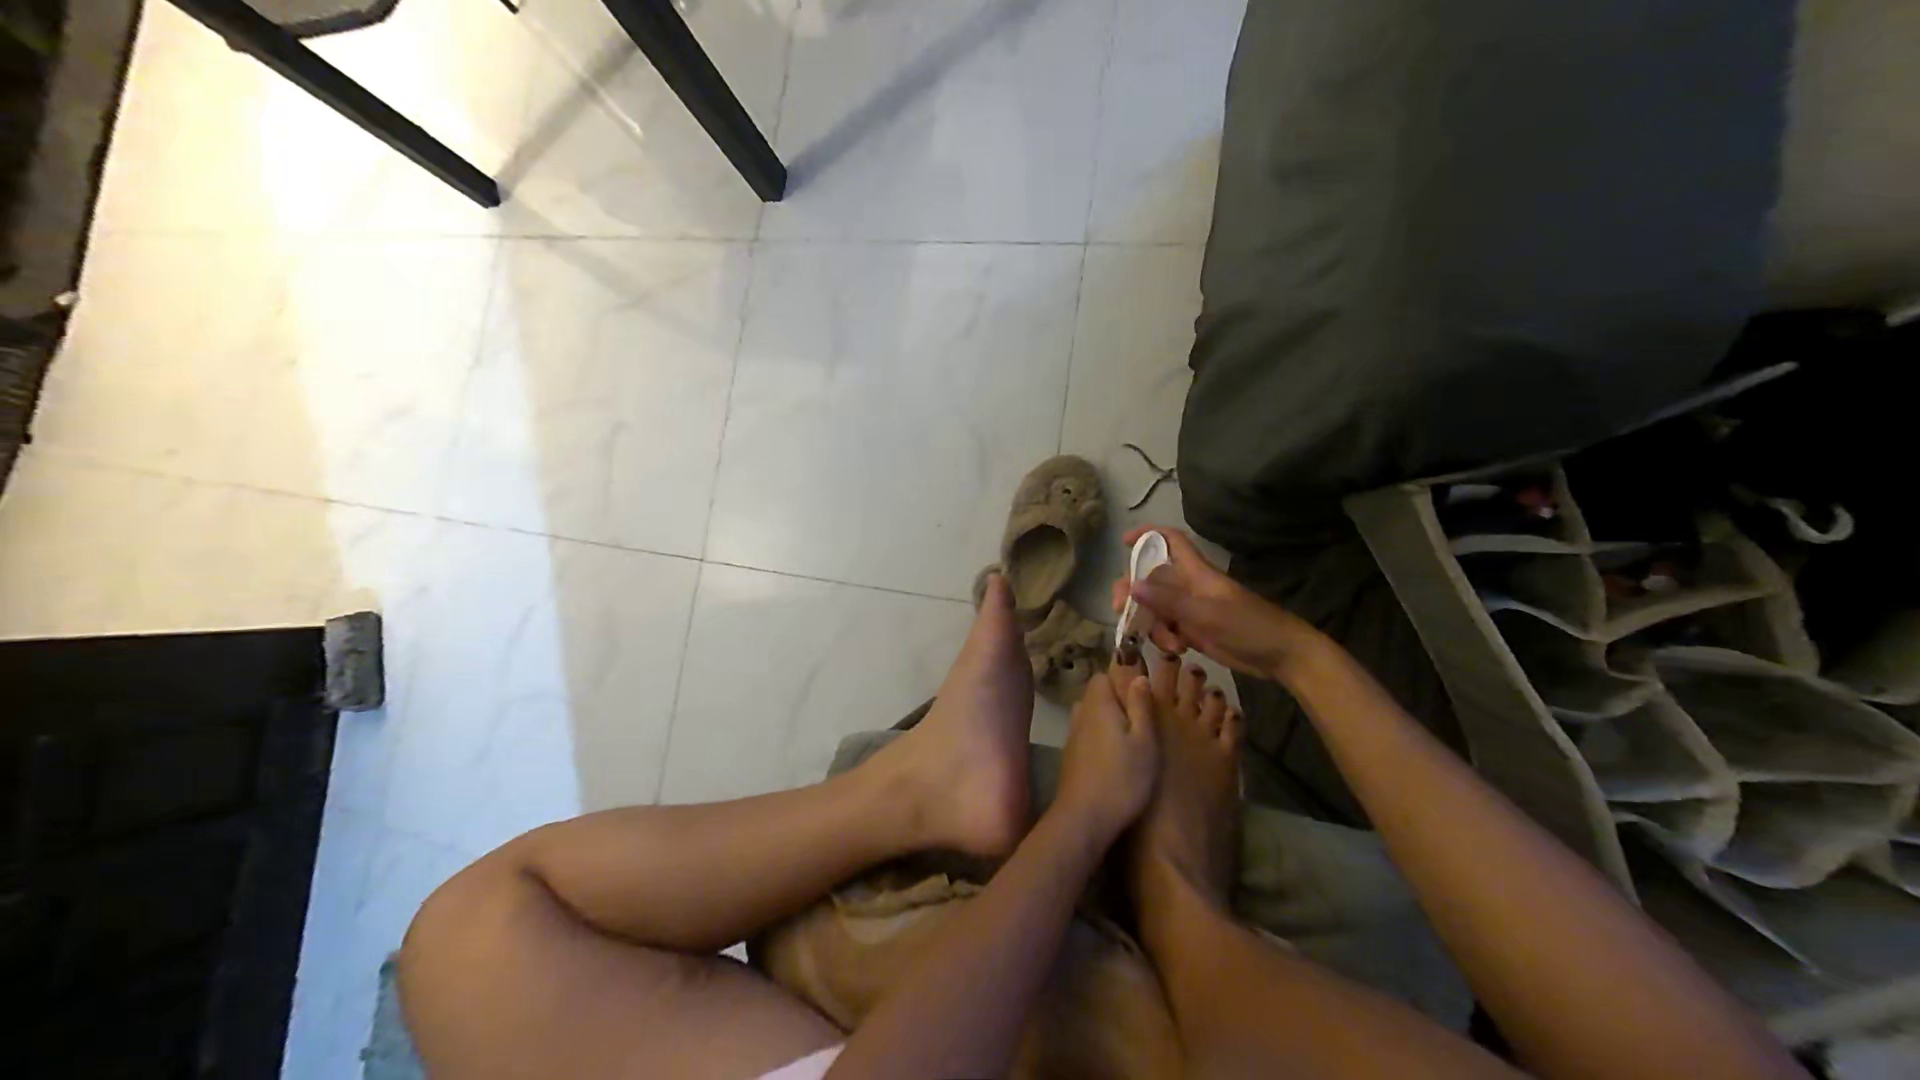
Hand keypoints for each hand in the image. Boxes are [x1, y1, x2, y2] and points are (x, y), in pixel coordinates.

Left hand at [1053, 666, 1157, 841]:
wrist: (1084, 817)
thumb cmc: (1122, 777)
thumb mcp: (1144, 740)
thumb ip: (1141, 706)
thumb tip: (1139, 677)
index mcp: (1099, 702)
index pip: (1104, 674)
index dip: (1123, 678)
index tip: (1144, 693)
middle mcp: (1081, 712)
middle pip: (1099, 694)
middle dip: (1119, 700)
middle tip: (1146, 720)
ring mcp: (1073, 734)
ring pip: (1094, 715)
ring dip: (1111, 720)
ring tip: (1135, 740)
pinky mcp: (1072, 754)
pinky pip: (1089, 734)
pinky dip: (1103, 738)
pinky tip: (1118, 757)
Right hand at [1110, 526, 1318, 677]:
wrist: (1280, 655)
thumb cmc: (1248, 626)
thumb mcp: (1206, 613)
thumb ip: (1168, 600)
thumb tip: (1131, 586)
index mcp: (1195, 572)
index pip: (1169, 541)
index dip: (1147, 535)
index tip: (1124, 541)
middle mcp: (1188, 587)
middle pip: (1150, 579)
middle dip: (1133, 594)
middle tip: (1123, 612)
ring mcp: (1189, 609)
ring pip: (1154, 608)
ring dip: (1151, 624)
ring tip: (1168, 643)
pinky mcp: (1192, 631)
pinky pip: (1165, 628)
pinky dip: (1163, 639)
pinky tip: (1175, 650)